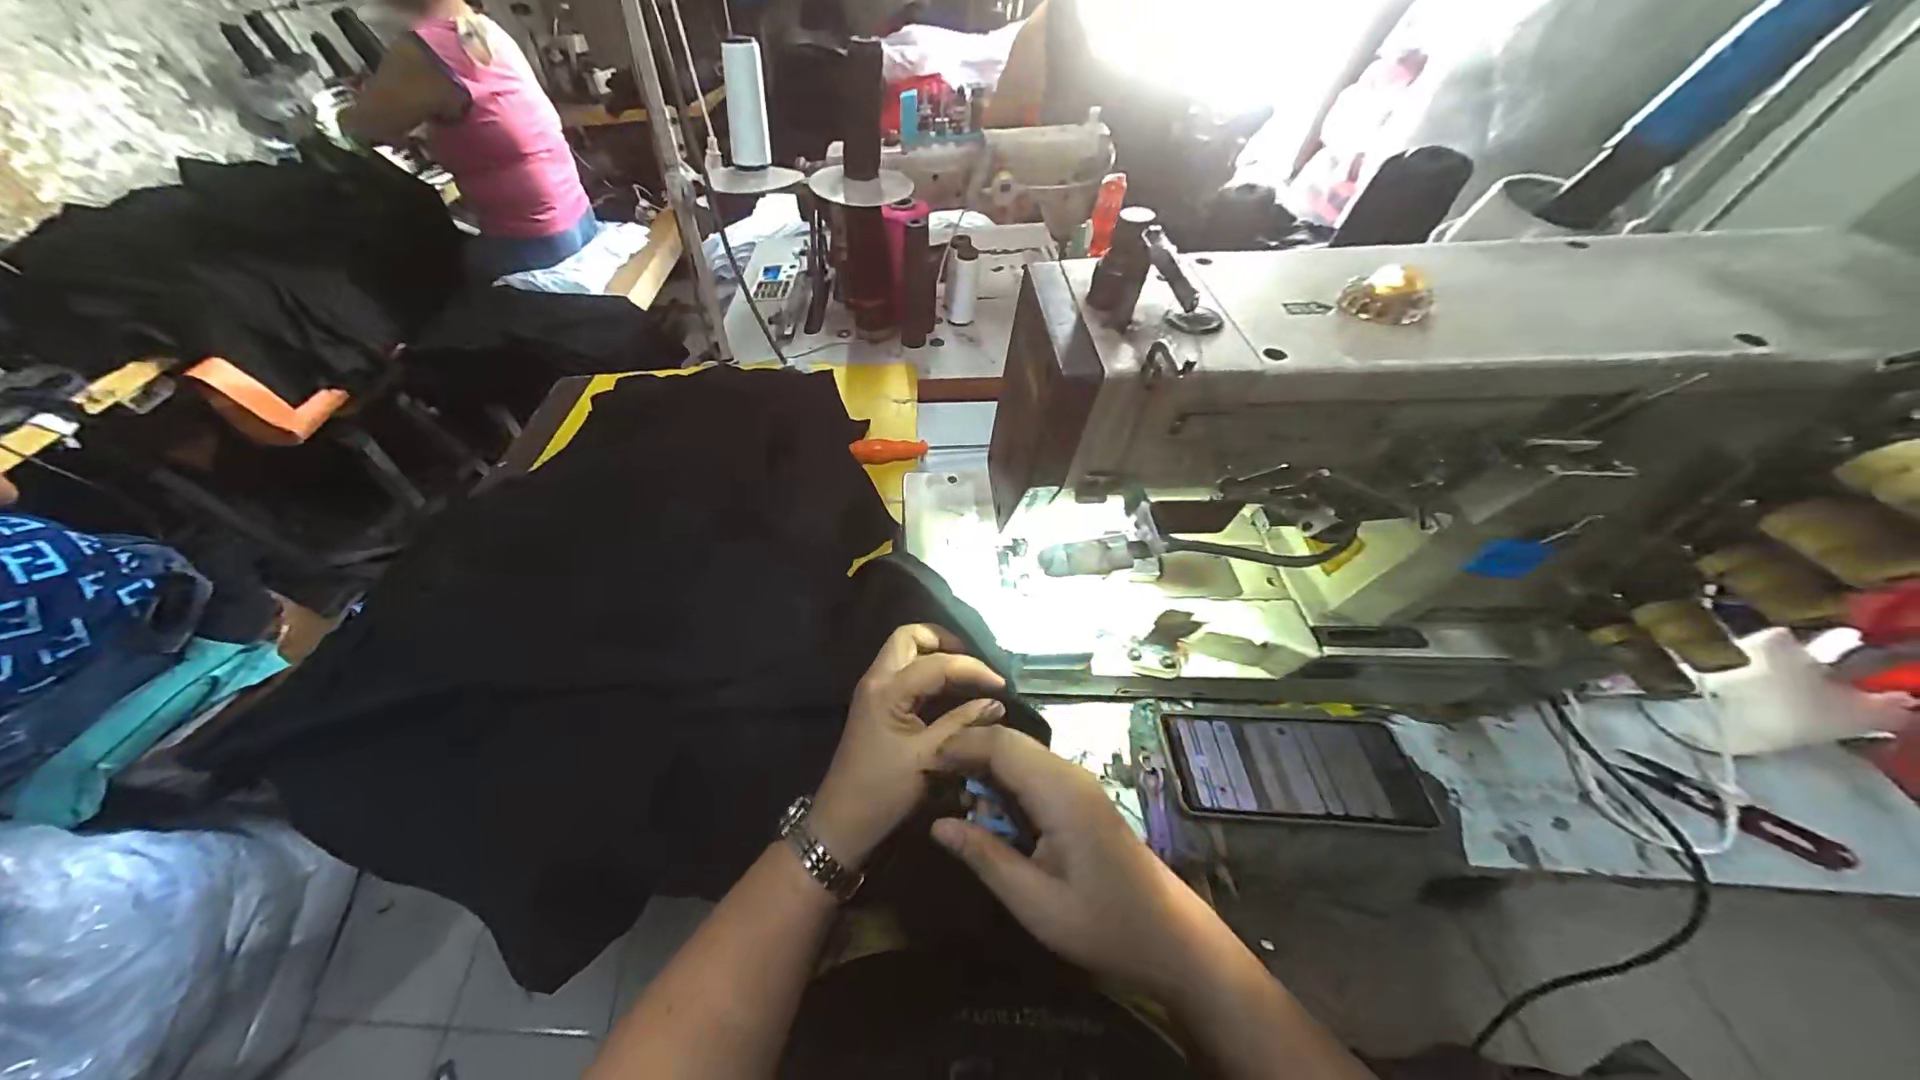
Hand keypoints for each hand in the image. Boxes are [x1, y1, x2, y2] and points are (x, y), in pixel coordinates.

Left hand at [809, 624, 1006, 867]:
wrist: (843, 823)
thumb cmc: (884, 791)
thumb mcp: (929, 758)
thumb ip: (963, 723)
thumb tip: (996, 702)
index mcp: (887, 690)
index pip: (937, 663)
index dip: (972, 668)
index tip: (1000, 684)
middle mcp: (876, 680)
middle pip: (910, 637)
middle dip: (945, 642)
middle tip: (974, 664)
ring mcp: (873, 690)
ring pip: (905, 651)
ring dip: (936, 653)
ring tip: (968, 674)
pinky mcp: (876, 703)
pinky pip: (903, 671)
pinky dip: (927, 670)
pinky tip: (951, 690)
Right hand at [928, 726, 1241, 1001]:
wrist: (1169, 936)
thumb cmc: (1102, 923)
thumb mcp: (1034, 901)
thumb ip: (985, 856)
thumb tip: (938, 824)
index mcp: (1059, 792)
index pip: (1000, 745)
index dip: (958, 746)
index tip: (922, 765)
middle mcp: (1069, 775)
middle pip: (1010, 742)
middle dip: (968, 752)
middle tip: (932, 779)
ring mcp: (1078, 783)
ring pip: (1022, 754)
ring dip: (986, 766)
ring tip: (954, 794)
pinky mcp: (1080, 796)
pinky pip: (1035, 771)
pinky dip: (1006, 779)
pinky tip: (990, 808)